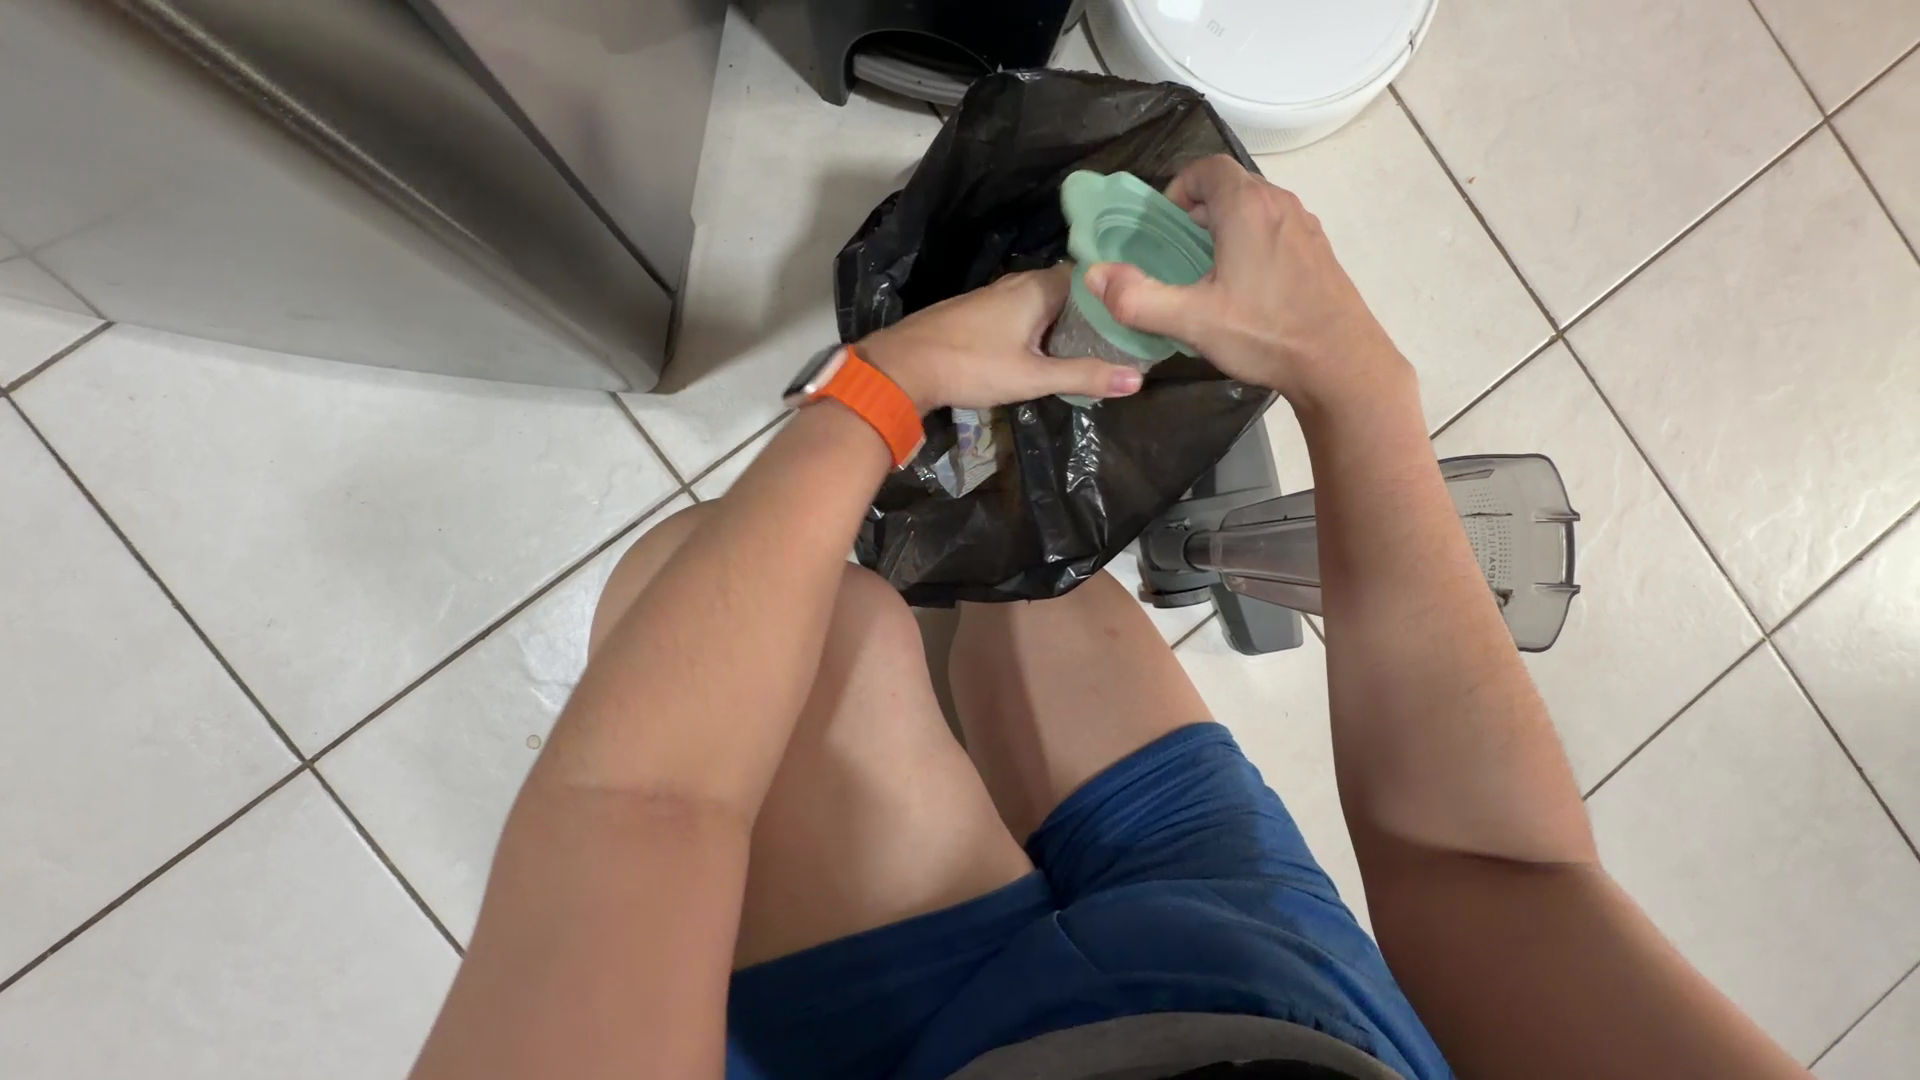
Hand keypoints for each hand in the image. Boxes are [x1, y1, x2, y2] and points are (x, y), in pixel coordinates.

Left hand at [858, 264, 1144, 412]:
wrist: (903, 366)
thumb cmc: (972, 366)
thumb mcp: (1033, 377)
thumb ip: (1083, 376)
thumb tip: (1137, 379)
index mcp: (1038, 287)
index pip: (1089, 277)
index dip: (1113, 296)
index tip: (1134, 317)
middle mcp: (1017, 282)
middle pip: (1066, 291)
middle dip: (1090, 314)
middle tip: (1117, 341)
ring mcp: (992, 296)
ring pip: (1041, 304)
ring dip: (1061, 324)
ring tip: (1086, 351)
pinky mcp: (975, 313)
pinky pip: (1019, 314)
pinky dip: (1036, 329)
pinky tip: (1040, 353)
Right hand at [1082, 156, 1412, 415]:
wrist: (1340, 364)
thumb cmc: (1265, 335)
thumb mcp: (1191, 321)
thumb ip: (1136, 298)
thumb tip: (1091, 276)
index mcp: (1247, 208)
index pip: (1207, 167)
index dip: (1178, 187)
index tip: (1162, 226)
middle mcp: (1280, 205)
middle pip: (1231, 186)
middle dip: (1198, 211)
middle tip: (1176, 253)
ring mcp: (1305, 228)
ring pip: (1255, 209)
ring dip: (1226, 227)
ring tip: (1206, 272)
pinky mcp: (1318, 254)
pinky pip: (1275, 231)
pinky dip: (1252, 244)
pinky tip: (1244, 290)